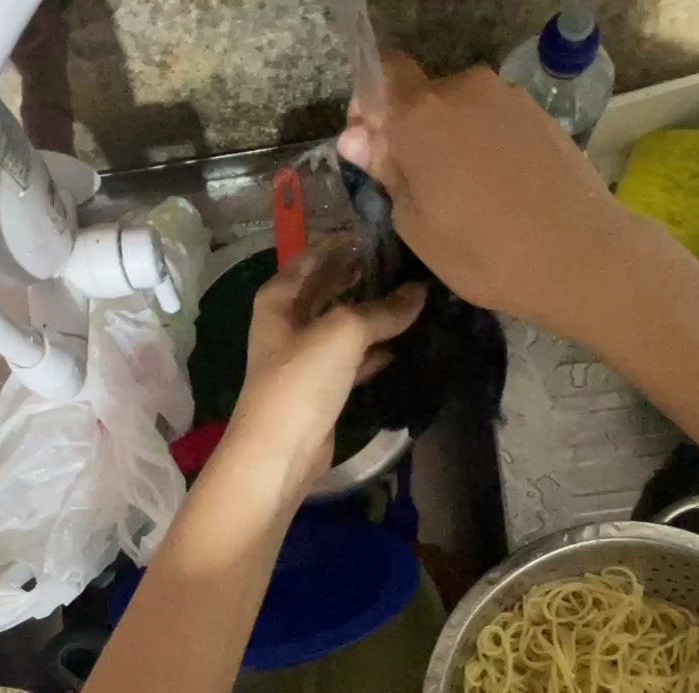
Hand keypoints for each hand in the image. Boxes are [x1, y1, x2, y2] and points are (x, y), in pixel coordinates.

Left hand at [217, 241, 424, 497]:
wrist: (278, 453)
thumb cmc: (300, 382)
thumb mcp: (343, 332)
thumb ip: (382, 309)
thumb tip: (420, 292)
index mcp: (280, 297)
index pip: (316, 255)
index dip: (348, 242)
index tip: (388, 234)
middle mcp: (289, 321)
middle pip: (331, 288)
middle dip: (365, 276)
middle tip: (411, 264)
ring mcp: (305, 357)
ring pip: (344, 324)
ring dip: (374, 313)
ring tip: (417, 298)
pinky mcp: (322, 388)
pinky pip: (353, 358)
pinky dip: (375, 350)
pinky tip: (404, 343)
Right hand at [336, 52, 655, 337]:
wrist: (577, 255)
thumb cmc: (483, 254)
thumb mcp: (417, 226)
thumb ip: (387, 173)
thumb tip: (357, 140)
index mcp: (422, 115)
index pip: (383, 75)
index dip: (371, 107)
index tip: (372, 148)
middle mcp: (464, 90)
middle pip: (423, 96)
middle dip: (411, 132)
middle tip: (416, 188)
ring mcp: (507, 98)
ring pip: (461, 110)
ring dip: (450, 141)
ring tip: (461, 196)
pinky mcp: (539, 114)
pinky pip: (494, 121)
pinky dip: (483, 146)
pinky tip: (495, 191)